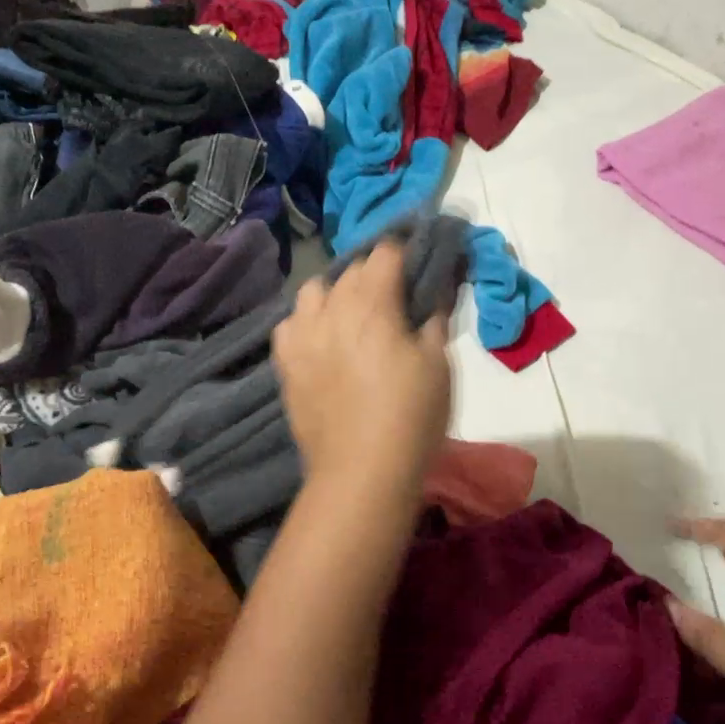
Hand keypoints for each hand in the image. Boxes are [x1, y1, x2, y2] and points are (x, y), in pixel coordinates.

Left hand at [273, 242, 451, 497]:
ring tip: (352, 317)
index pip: (386, 252)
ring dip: (335, 294)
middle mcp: (331, 308)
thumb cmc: (411, 416)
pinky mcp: (285, 363)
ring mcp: (301, 335)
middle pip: (351, 269)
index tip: (420, 264)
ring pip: (313, 291)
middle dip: (375, 274)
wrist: (361, 471)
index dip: (405, 251)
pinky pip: (290, 324)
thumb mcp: (439, 363)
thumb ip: (435, 317)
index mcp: (372, 302)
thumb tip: (435, 289)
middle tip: (396, 298)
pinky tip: (322, 341)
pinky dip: (306, 323)